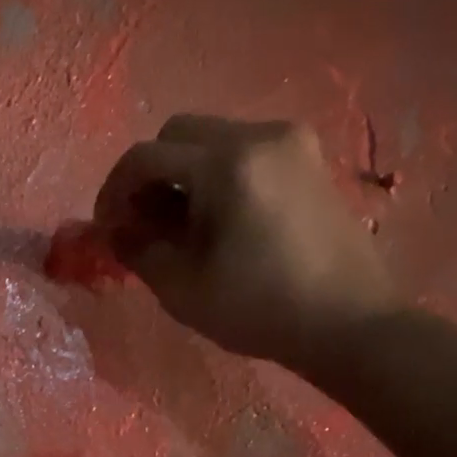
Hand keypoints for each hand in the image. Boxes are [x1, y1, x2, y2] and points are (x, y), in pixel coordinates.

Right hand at [94, 115, 399, 371]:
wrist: (350, 322)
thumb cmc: (260, 309)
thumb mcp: (181, 288)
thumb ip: (137, 250)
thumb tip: (115, 230)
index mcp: (227, 164)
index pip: (145, 156)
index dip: (114, 190)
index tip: (106, 227)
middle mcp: (259, 136)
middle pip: (178, 133)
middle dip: (149, 175)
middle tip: (141, 222)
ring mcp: (291, 142)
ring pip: (211, 139)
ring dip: (183, 174)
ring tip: (179, 225)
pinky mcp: (308, 159)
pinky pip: (244, 150)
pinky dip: (217, 175)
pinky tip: (216, 219)